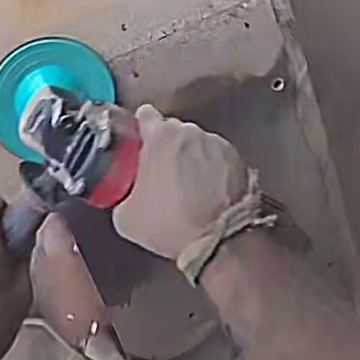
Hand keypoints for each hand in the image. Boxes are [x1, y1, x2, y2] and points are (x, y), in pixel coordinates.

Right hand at [112, 105, 256, 259]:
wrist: (221, 244)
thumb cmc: (172, 224)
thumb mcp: (126, 216)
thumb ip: (121, 192)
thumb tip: (124, 193)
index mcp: (160, 136)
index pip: (145, 114)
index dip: (139, 129)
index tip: (138, 144)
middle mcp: (191, 133)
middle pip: (172, 129)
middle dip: (165, 146)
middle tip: (159, 172)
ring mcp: (217, 144)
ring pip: (196, 143)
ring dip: (189, 157)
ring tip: (187, 186)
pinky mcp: (238, 160)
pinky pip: (216, 157)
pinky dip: (211, 168)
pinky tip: (207, 191)